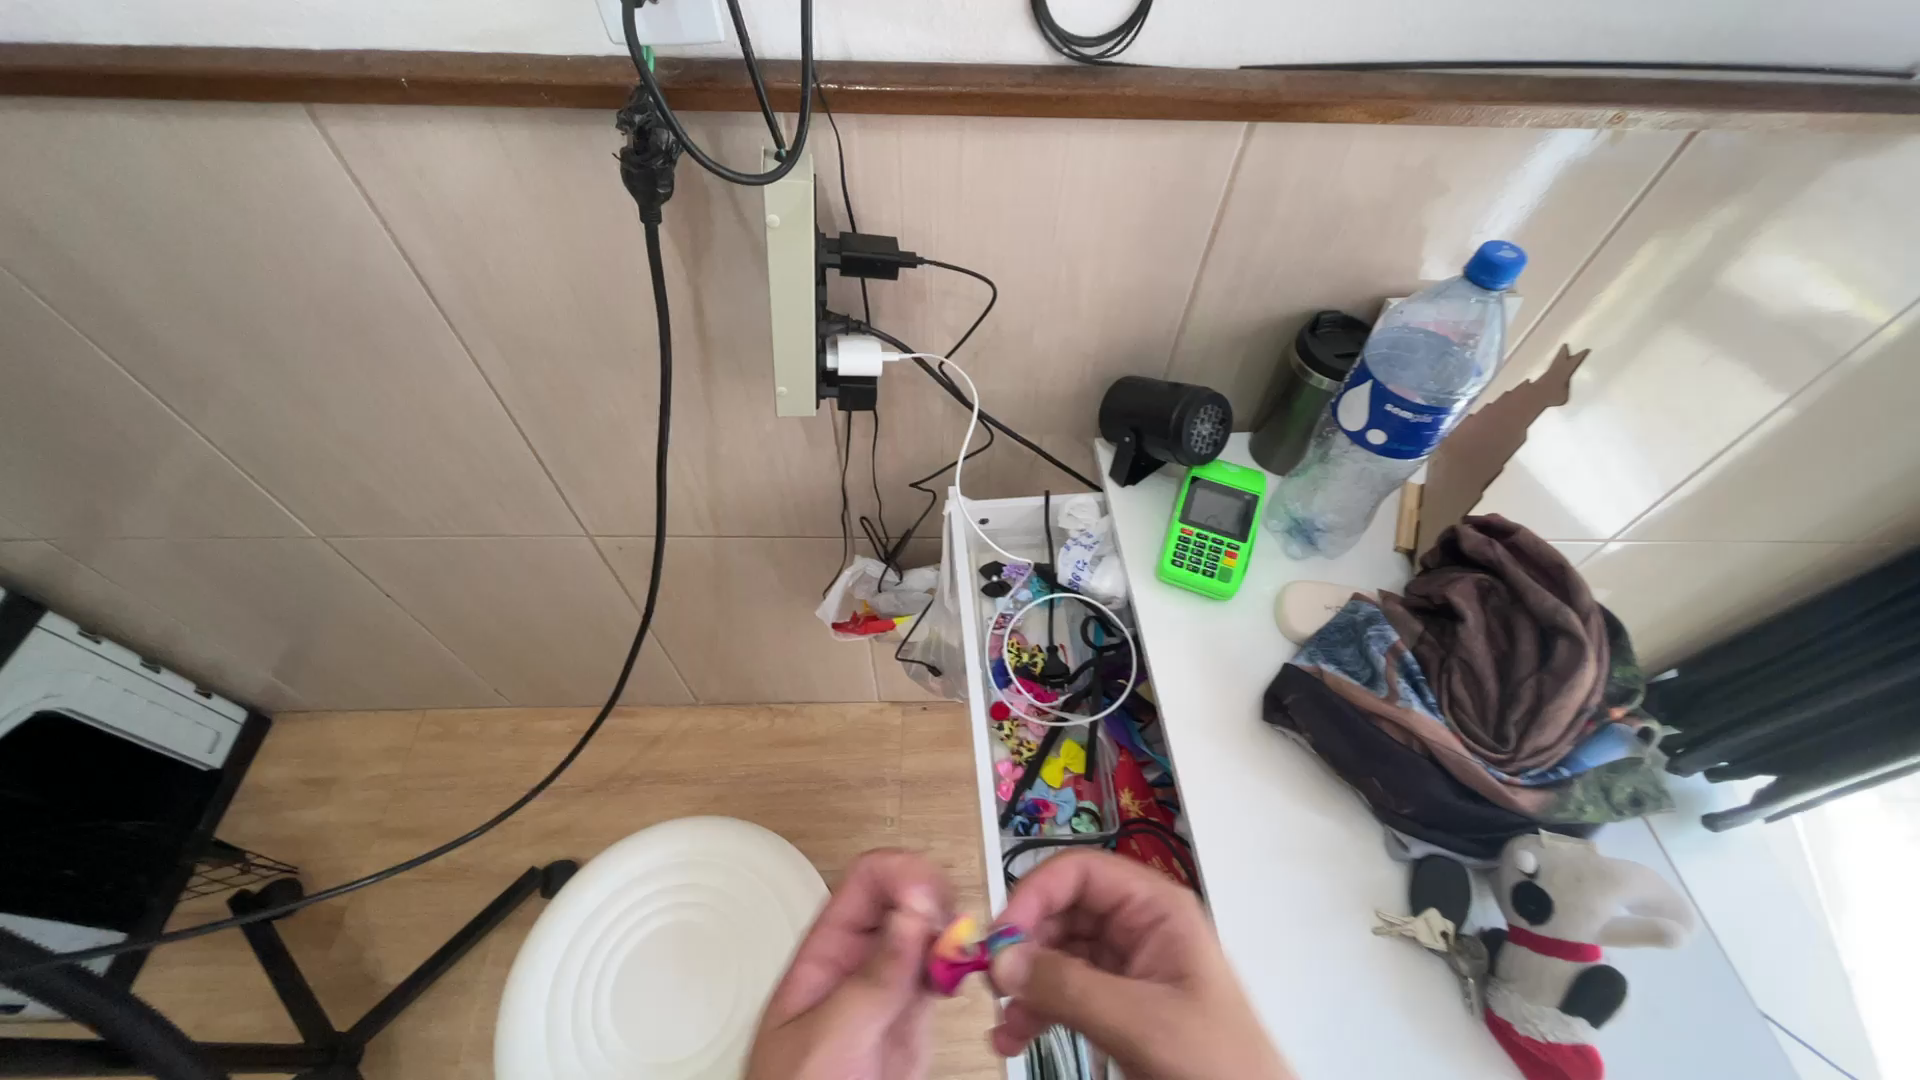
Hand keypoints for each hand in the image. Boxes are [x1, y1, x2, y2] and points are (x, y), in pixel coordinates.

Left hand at [744, 849, 950, 1079]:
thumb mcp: (826, 1045)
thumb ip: (870, 981)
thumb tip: (913, 911)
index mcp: (826, 951)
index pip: (867, 880)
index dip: (902, 876)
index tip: (930, 904)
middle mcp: (860, 958)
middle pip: (905, 894)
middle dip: (936, 899)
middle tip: (954, 935)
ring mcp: (889, 986)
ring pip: (929, 929)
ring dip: (953, 930)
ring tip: (963, 959)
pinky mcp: (913, 1016)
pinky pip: (941, 970)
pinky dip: (959, 964)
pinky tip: (964, 978)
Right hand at [989, 851, 1292, 1079]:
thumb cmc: (1213, 1063)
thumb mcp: (1141, 1023)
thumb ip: (1068, 988)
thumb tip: (1000, 960)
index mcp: (1154, 907)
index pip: (1081, 872)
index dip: (1035, 893)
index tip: (1000, 938)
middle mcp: (1136, 925)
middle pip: (1062, 910)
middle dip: (1024, 944)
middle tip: (991, 984)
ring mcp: (1125, 965)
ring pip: (1056, 953)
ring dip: (1023, 984)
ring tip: (1001, 1024)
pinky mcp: (1117, 1004)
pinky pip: (1063, 991)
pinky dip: (1034, 1010)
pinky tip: (1012, 1037)